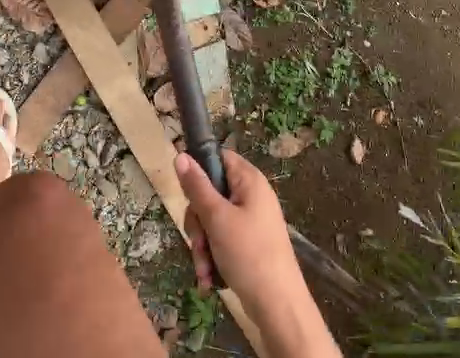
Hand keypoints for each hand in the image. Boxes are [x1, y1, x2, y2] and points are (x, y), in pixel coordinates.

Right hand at [175, 151, 306, 305]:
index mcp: (249, 180)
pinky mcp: (248, 244)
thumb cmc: (248, 253)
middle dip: (198, 223)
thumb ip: (197, 187)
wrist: (278, 304)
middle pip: (210, 194)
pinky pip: (221, 241)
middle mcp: (251, 196)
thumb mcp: (217, 218)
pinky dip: (213, 258)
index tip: (186, 192)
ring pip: (212, 222)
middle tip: (199, 241)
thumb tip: (181, 155)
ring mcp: (250, 221)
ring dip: (203, 246)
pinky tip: (210, 279)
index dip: (200, 170)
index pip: (219, 158)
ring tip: (205, 270)